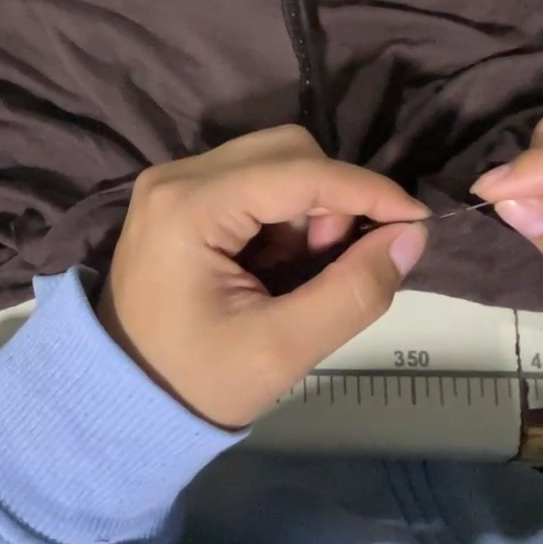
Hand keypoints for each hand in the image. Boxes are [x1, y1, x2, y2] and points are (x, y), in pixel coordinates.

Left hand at [99, 126, 429, 428]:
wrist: (124, 393)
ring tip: (298, 269)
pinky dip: (282, 212)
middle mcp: (176, 176)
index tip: (418, 220)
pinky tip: (273, 262)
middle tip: (331, 261)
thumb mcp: (281, 349)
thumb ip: (352, 292)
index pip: (298, 171)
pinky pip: (252, 178)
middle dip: (330, 199)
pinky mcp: (179, 194)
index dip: (366, 190)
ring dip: (309, 206)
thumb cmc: (196, 380)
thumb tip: (410, 236)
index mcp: (189, 207)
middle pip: (286, 150)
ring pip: (273, 160)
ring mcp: (173, 181)